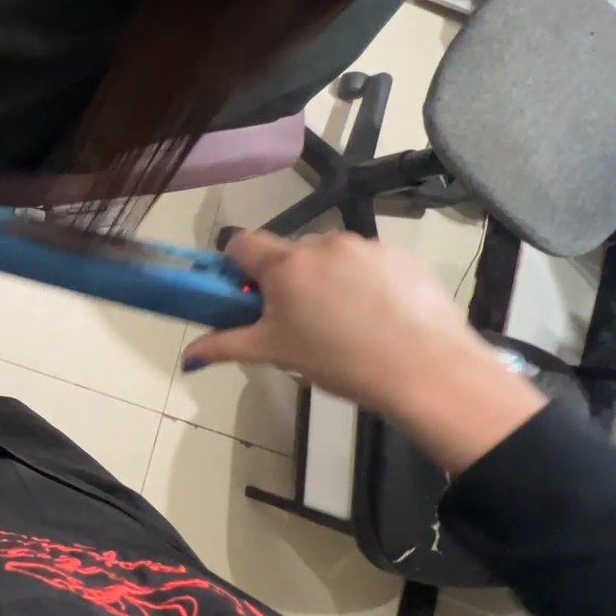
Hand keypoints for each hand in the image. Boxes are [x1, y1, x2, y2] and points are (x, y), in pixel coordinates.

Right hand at [183, 230, 547, 472]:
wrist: (430, 372)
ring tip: (343, 320)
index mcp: (285, 265)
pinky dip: (363, 280)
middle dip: (286, 278)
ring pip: (329, 256)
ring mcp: (366, 246)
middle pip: (287, 252)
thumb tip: (185, 357)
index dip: (237, 264)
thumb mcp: (275, 353)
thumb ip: (225, 346)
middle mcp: (322, 244)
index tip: (246, 292)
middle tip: (297, 318)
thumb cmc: (340, 361)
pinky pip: (367, 261)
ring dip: (325, 278)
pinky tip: (377, 314)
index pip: (241, 242)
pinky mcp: (402, 256)